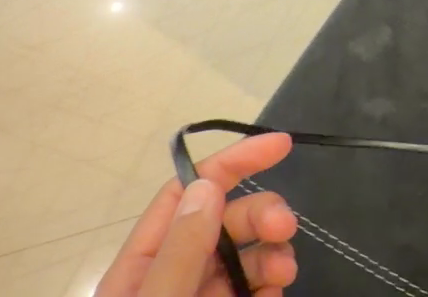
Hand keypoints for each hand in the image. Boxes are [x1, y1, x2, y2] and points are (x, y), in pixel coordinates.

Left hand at [97, 133, 298, 296]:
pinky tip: (273, 296)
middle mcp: (172, 275)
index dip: (233, 161)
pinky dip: (270, 287)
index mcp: (141, 266)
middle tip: (285, 228)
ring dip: (273, 254)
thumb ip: (182, 251)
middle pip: (226, 221)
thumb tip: (208, 183)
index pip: (187, 191)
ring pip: (247, 254)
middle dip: (263, 215)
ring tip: (284, 274)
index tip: (281, 145)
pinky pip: (254, 288)